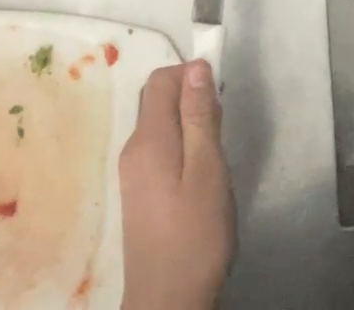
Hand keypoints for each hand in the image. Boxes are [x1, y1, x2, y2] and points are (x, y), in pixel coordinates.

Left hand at [120, 60, 234, 309]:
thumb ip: (200, 117)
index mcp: (148, 139)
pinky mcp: (139, 192)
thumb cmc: (196, 236)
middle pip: (157, 99)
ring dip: (189, 124)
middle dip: (191, 99)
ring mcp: (133, 172)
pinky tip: (200, 177)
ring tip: (215, 158)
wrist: (168, 302)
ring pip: (160, 124)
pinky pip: (159, 148)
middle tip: (220, 132)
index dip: (190, 75)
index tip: (219, 98)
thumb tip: (196, 66)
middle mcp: (133, 148)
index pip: (160, 80)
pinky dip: (181, 146)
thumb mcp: (208, 170)